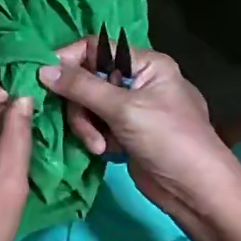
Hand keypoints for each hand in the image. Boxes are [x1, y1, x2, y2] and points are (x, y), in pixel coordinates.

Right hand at [38, 38, 240, 223]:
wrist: (198, 192)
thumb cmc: (169, 141)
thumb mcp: (124, 110)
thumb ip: (82, 87)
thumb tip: (42, 69)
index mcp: (146, 63)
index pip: (96, 48)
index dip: (69, 60)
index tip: (45, 78)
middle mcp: (137, 79)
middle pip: (87, 78)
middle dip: (80, 104)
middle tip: (87, 128)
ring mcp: (131, 107)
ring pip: (87, 104)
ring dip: (86, 125)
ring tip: (100, 146)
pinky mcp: (124, 131)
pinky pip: (95, 123)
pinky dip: (94, 136)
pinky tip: (105, 152)